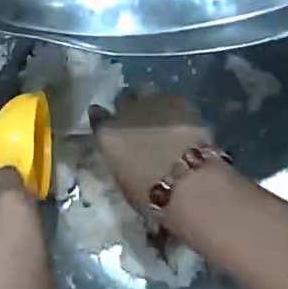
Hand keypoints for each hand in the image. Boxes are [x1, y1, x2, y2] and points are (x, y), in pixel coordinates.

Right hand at [88, 89, 215, 211]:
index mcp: (108, 135)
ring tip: (160, 117)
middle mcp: (126, 111)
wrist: (189, 184)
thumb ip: (118, 158)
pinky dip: (173, 107)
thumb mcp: (123, 181)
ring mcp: (152, 101)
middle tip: (138, 120)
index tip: (107, 121)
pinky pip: (171, 99)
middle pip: (123, 99)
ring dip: (150, 103)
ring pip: (146, 93)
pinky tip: (181, 120)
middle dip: (128, 106)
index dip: (103, 118)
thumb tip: (121, 151)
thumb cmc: (152, 196)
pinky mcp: (178, 100)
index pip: (97, 117)